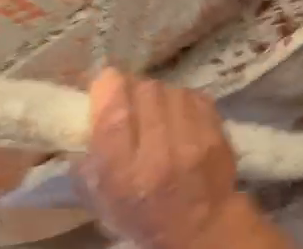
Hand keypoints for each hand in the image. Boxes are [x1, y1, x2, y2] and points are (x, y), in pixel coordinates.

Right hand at [81, 69, 279, 248]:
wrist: (202, 222)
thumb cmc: (143, 216)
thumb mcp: (102, 200)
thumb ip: (88, 160)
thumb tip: (85, 115)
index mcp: (125, 174)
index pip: (115, 116)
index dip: (108, 90)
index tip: (104, 81)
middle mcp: (161, 151)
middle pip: (145, 93)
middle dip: (131, 89)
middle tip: (126, 98)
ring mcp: (194, 137)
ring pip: (170, 89)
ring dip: (156, 94)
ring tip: (151, 109)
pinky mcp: (217, 127)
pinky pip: (192, 95)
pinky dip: (179, 98)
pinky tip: (175, 113)